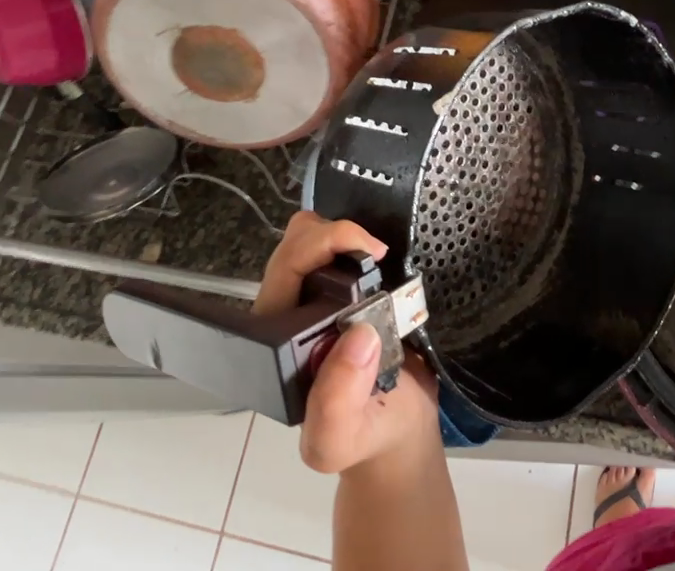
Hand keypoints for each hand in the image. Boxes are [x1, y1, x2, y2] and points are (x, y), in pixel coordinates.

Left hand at [253, 211, 439, 475]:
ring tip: (381, 255)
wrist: (400, 430)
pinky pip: (346, 244)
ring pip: (316, 235)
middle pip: (296, 242)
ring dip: (349, 233)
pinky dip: (365, 239)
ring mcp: (318, 295)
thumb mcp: (338, 441)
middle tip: (379, 252)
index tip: (367, 254)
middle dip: (336, 234)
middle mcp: (290, 311)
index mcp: (274, 340)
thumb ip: (335, 403)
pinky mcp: (347, 285)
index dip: (318, 249)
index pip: (283, 271)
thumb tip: (357, 335)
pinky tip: (385, 256)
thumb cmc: (365, 437)